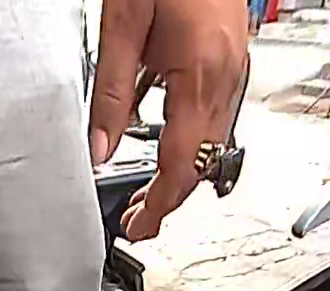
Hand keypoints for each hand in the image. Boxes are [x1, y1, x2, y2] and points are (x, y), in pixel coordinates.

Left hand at [88, 0, 247, 240]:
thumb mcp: (122, 24)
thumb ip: (109, 95)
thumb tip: (97, 151)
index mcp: (199, 76)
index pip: (180, 168)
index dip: (158, 207)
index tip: (138, 228)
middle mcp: (224, 77)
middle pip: (199, 164)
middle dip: (168, 201)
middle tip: (137, 222)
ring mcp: (232, 67)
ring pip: (208, 146)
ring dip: (177, 177)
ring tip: (145, 196)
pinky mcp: (228, 58)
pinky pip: (210, 119)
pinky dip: (185, 146)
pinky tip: (159, 149)